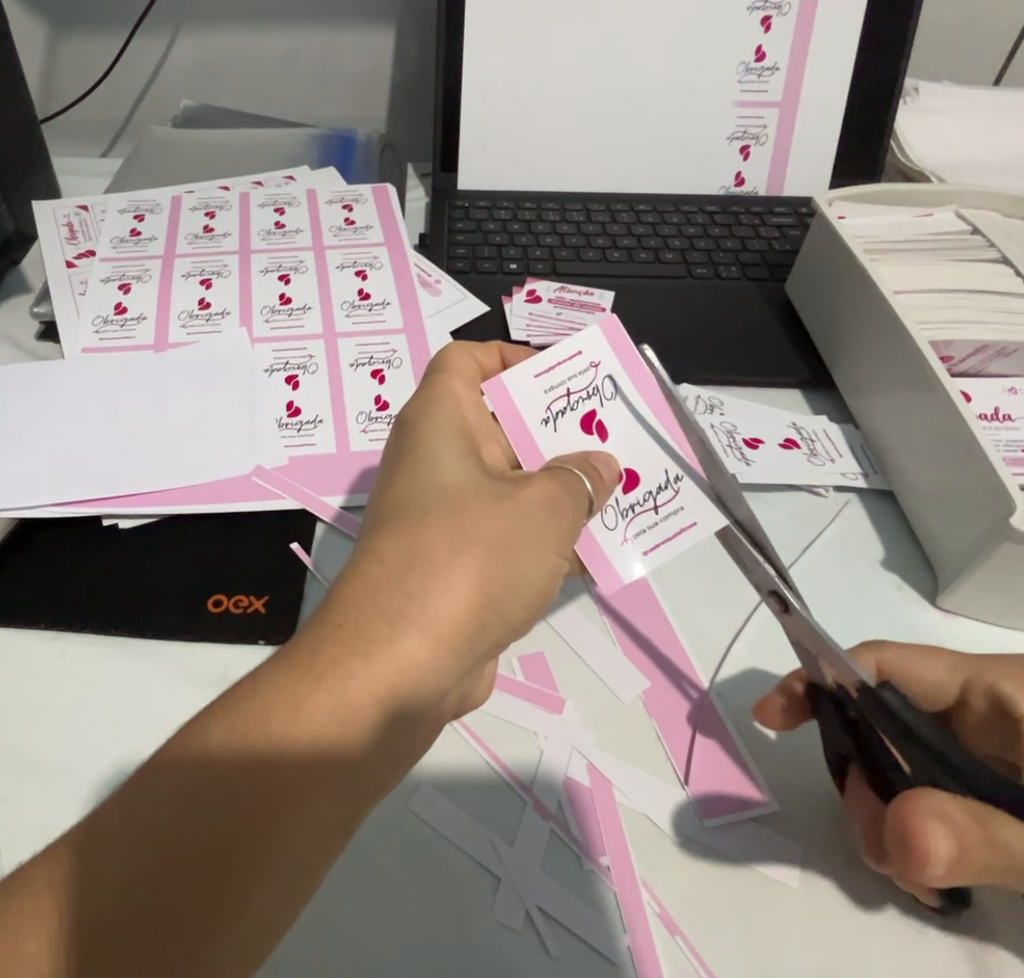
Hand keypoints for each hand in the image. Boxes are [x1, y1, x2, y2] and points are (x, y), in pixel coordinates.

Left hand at [308, 342, 618, 721]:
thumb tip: (598, 465)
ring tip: (625, 493)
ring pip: (507, 487)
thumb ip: (580, 479)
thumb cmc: (470, 558)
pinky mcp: (451, 567)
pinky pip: (504, 537)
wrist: (398, 664)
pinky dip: (544, 541)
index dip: (513, 358)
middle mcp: (434, 461)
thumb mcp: (543, 508)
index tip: (566, 379)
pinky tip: (598, 554)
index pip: (466, 360)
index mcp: (440, 421)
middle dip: (558, 431)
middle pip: (497, 425)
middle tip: (618, 438)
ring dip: (560, 492)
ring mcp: (440, 518)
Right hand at [753, 641, 1023, 976]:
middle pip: (886, 723)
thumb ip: (982, 840)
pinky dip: (921, 840)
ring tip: (920, 879)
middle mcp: (1000, 714)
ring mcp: (1007, 761)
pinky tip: (940, 883)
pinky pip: (936, 805)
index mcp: (1012, 692)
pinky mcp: (1016, 805)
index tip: (775, 723)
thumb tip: (884, 836)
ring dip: (893, 818)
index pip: (888, 666)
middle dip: (866, 780)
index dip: (822, 683)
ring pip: (906, 769)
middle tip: (884, 849)